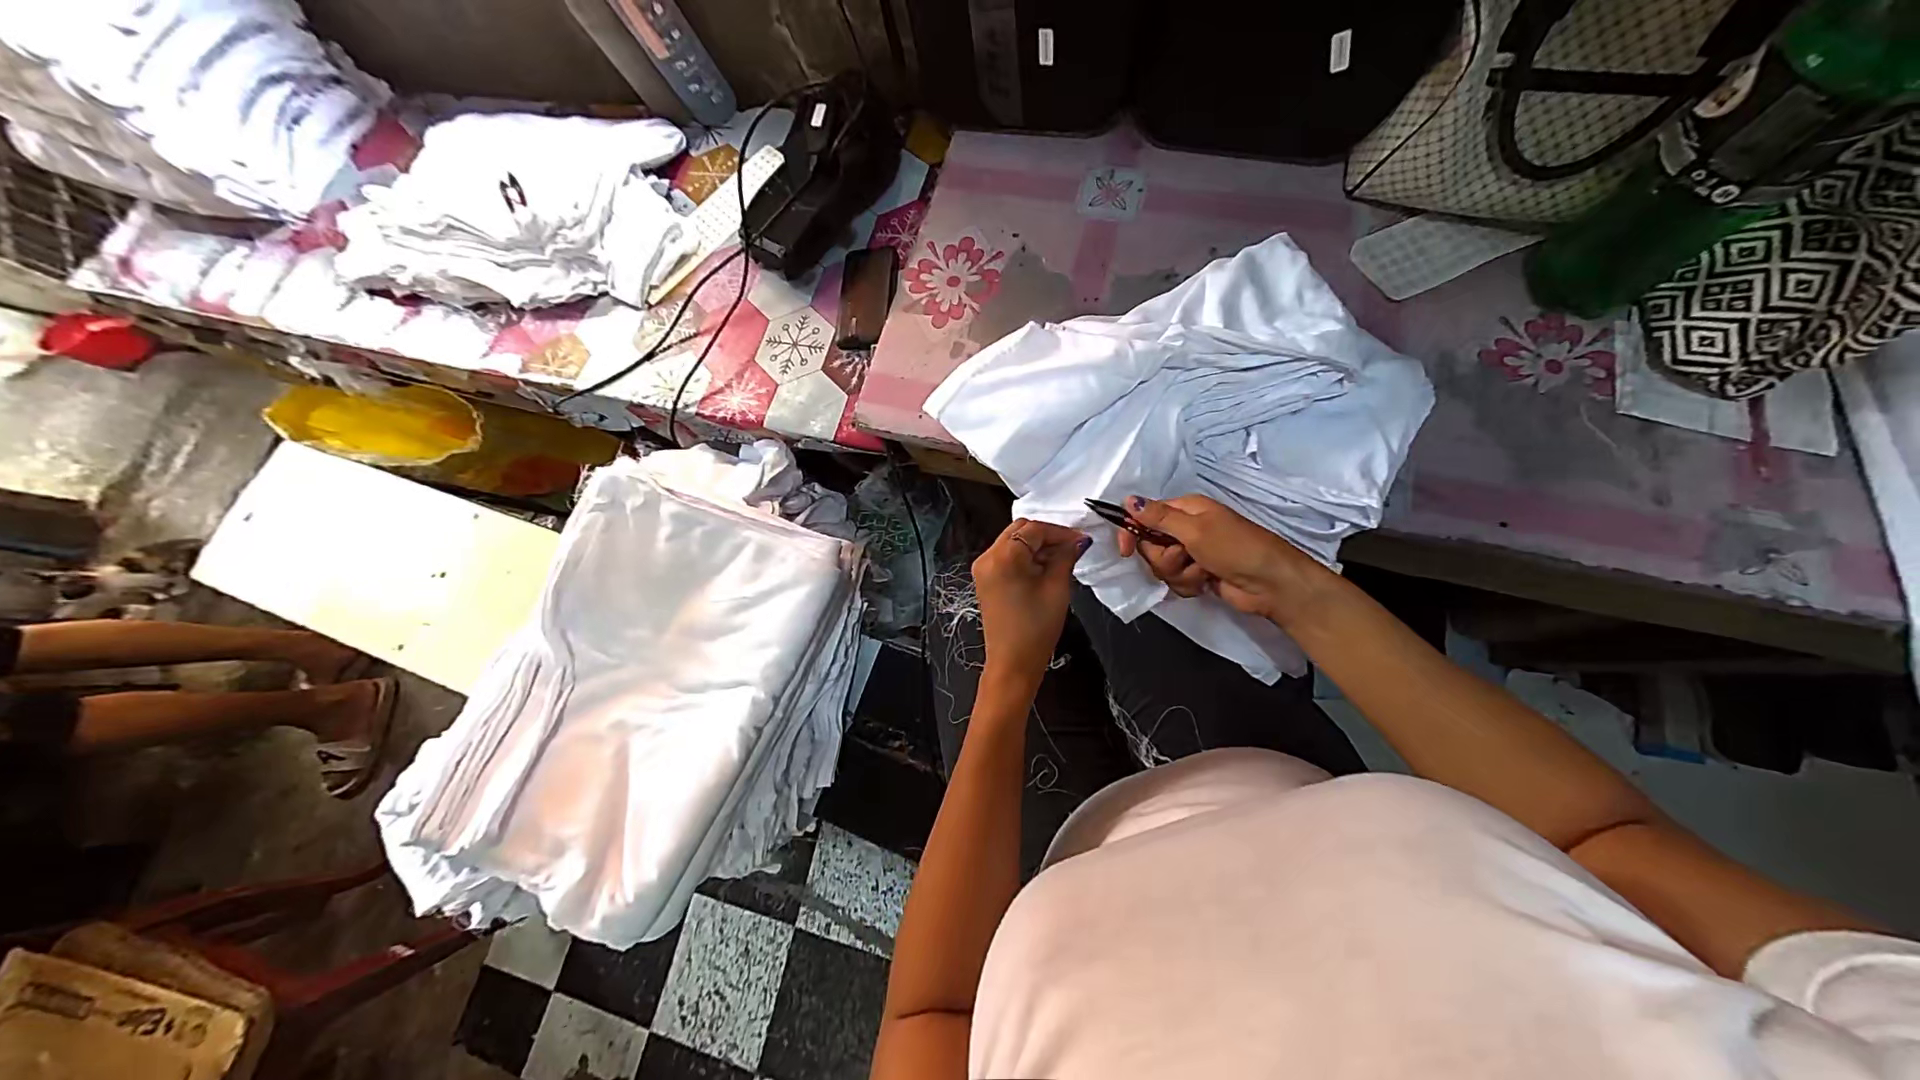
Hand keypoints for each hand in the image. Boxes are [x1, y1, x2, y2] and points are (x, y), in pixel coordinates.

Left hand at [972, 519, 1089, 682]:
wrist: (1013, 662)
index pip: (1034, 529)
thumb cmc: (1036, 628)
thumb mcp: (1057, 587)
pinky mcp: (986, 579)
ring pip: (1013, 542)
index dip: (1060, 532)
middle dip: (1047, 536)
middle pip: (1020, 530)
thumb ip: (1065, 557)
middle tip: (1072, 547)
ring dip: (1037, 546)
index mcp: (1003, 557)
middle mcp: (987, 558)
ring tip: (1062, 559)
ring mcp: (983, 569)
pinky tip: (1045, 568)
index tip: (1081, 539)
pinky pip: (1007, 556)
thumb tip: (1077, 540)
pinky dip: (1026, 557)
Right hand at [1116, 495, 1321, 621]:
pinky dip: (1189, 584)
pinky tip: (1207, 583)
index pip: (1144, 516)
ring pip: (1162, 567)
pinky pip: (1176, 582)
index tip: (1125, 550)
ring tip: (1203, 571)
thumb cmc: (1236, 548)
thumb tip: (1128, 500)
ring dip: (1180, 573)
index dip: (1131, 532)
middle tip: (1185, 557)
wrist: (1271, 584)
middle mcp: (1186, 529)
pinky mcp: (1198, 575)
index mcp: (1186, 509)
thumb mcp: (1195, 529)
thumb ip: (1158, 518)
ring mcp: (1192, 554)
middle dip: (1164, 558)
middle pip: (1150, 546)